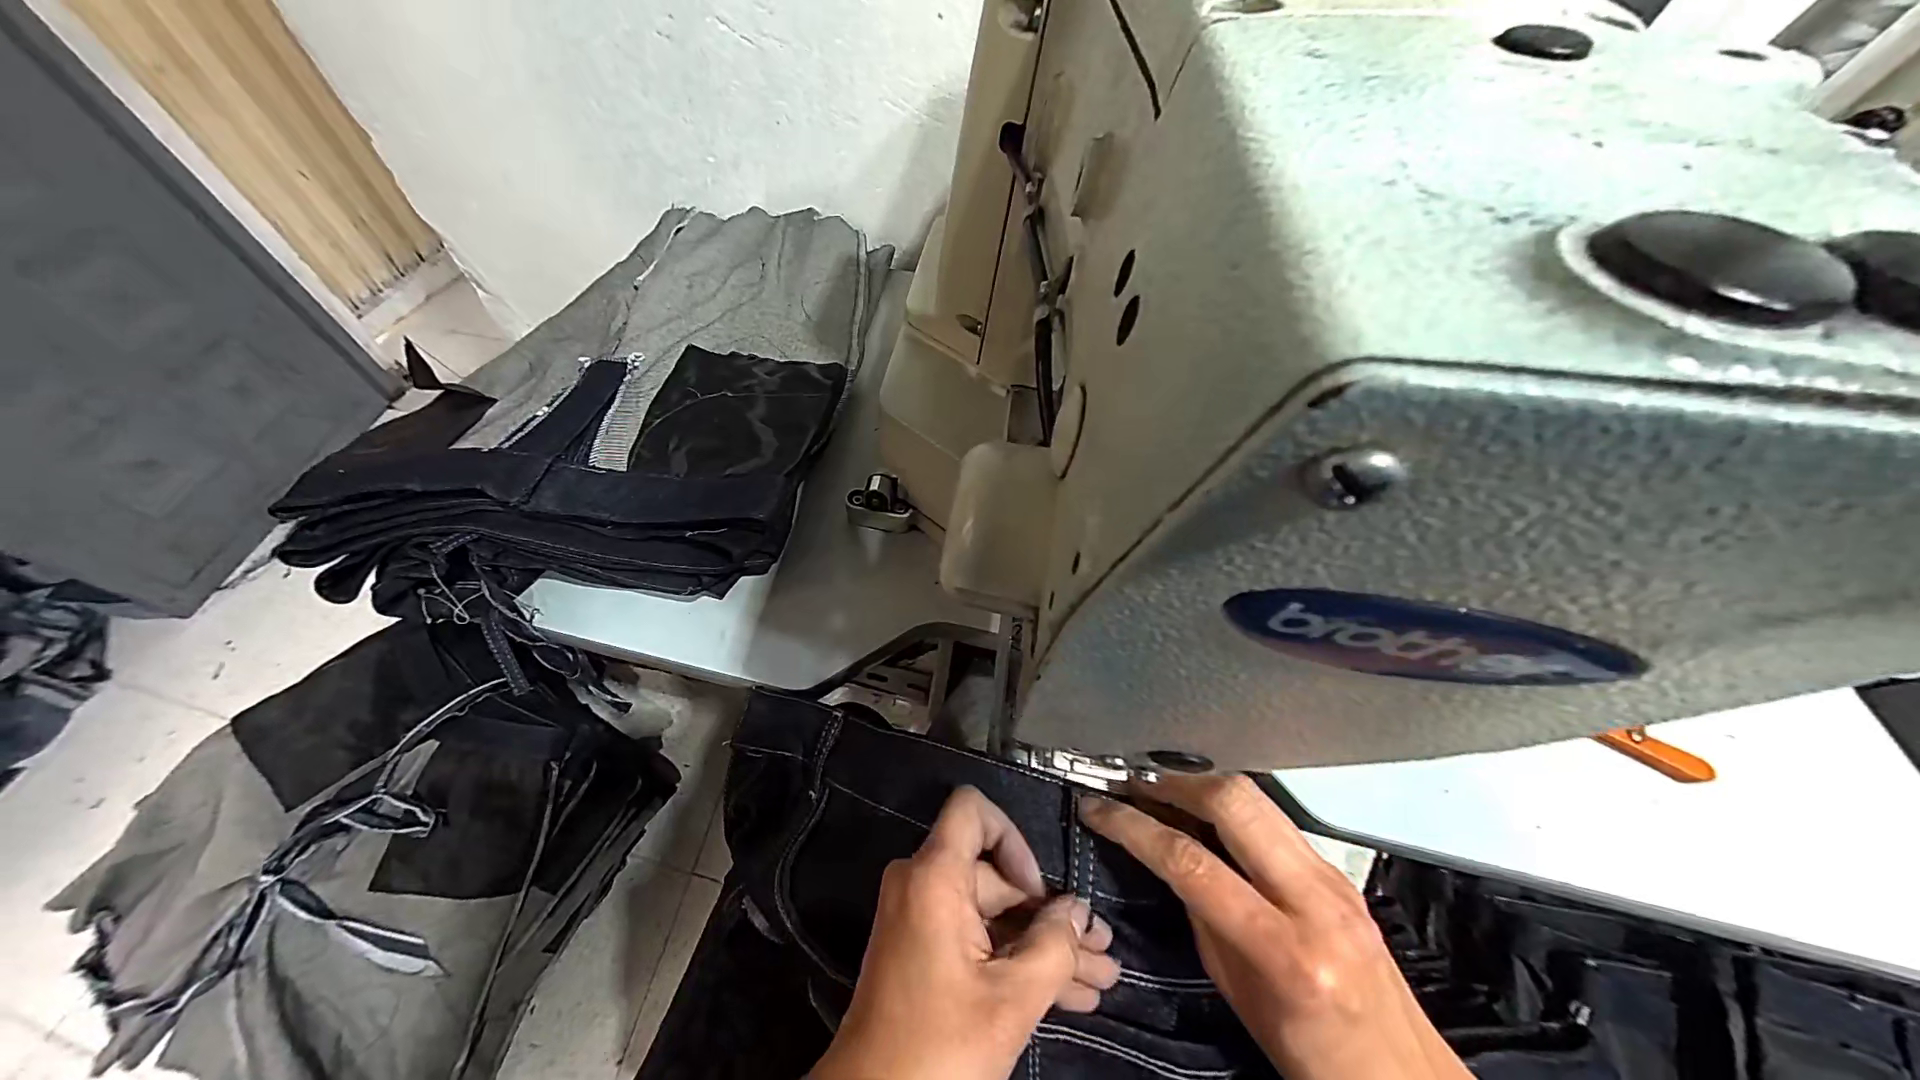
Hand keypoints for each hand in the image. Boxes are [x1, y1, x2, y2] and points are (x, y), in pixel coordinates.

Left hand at [811, 786, 1120, 1079]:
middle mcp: (923, 885)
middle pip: (996, 875)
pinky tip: (1071, 993)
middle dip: (1053, 915)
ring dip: (1046, 945)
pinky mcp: (926, 953)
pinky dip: (1017, 960)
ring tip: (1101, 977)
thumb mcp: (1011, 997)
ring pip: (995, 915)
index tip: (1039, 891)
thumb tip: (1078, 912)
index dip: (1014, 839)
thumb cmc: (941, 1044)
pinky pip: (978, 938)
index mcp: (934, 875)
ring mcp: (923, 920)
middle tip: (1102, 949)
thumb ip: (1054, 946)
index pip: (973, 811)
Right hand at [1079, 775, 1469, 1079]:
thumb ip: (1203, 917)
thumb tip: (1167, 858)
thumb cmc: (1314, 1057)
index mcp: (1284, 950)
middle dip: (1174, 782)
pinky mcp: (1339, 871)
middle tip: (1134, 784)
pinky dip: (1231, 806)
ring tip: (1161, 790)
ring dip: (1200, 785)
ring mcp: (1335, 879)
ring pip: (1257, 798)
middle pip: (1234, 803)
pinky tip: (1206, 815)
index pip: (1190, 862)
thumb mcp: (1237, 993)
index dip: (1133, 826)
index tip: (1099, 809)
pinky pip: (1275, 819)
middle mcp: (1316, 900)